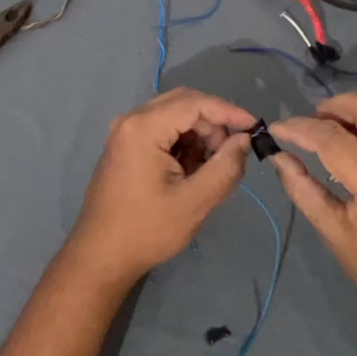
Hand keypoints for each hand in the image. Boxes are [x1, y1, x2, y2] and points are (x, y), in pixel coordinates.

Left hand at [63, 88, 253, 284]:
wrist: (102, 253)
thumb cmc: (147, 229)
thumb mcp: (195, 201)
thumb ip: (225, 166)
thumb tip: (243, 139)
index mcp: (143, 127)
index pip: (194, 102)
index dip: (228, 110)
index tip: (255, 127)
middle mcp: (130, 120)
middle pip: (182, 102)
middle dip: (212, 122)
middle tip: (233, 151)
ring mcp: (124, 131)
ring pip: (172, 114)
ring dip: (198, 132)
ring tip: (211, 166)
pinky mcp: (125, 144)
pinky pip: (160, 128)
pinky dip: (182, 140)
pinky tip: (191, 168)